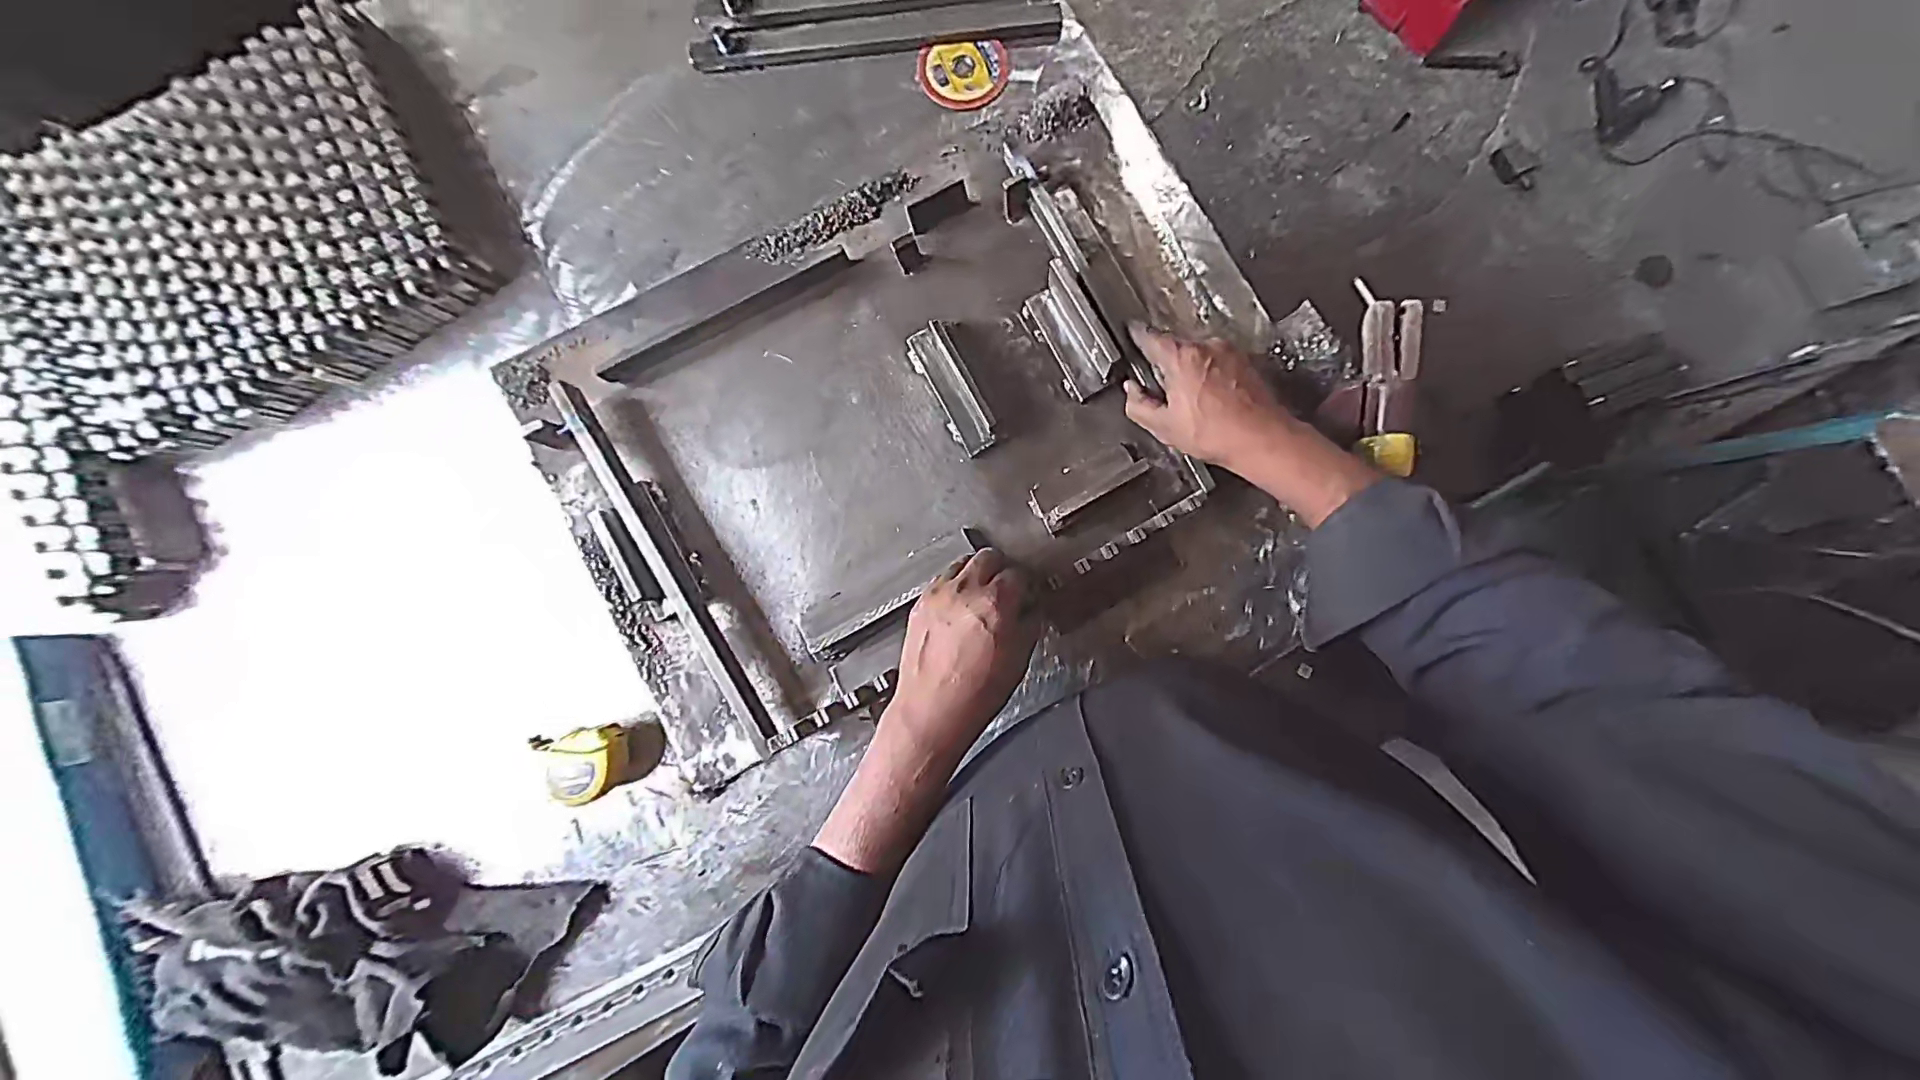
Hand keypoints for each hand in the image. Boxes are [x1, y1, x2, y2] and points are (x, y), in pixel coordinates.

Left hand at [888, 548, 1040, 756]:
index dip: (1026, 584)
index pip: (1018, 574)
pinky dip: (953, 586)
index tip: (1027, 592)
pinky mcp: (920, 604)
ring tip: (981, 594)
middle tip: (1006, 586)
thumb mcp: (1018, 659)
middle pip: (989, 557)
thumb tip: (1030, 610)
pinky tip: (959, 606)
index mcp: (996, 603)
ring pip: (962, 563)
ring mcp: (939, 595)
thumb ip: (1028, 624)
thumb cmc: (973, 693)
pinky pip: (941, 581)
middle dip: (1001, 569)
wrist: (932, 710)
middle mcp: (965, 592)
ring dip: (975, 574)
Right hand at [1122, 325, 1294, 472]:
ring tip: (1191, 402)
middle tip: (1162, 391)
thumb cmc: (1218, 433)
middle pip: (1177, 348)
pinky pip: (1218, 363)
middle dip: (1167, 365)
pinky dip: (1211, 377)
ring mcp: (1230, 353)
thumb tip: (1132, 392)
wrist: (1261, 439)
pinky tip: (1210, 402)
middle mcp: (1208, 347)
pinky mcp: (1246, 363)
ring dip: (1191, 372)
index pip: (1151, 338)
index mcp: (1182, 358)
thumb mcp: (1164, 426)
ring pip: (1199, 356)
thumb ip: (1139, 405)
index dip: (1138, 337)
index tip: (1133, 334)